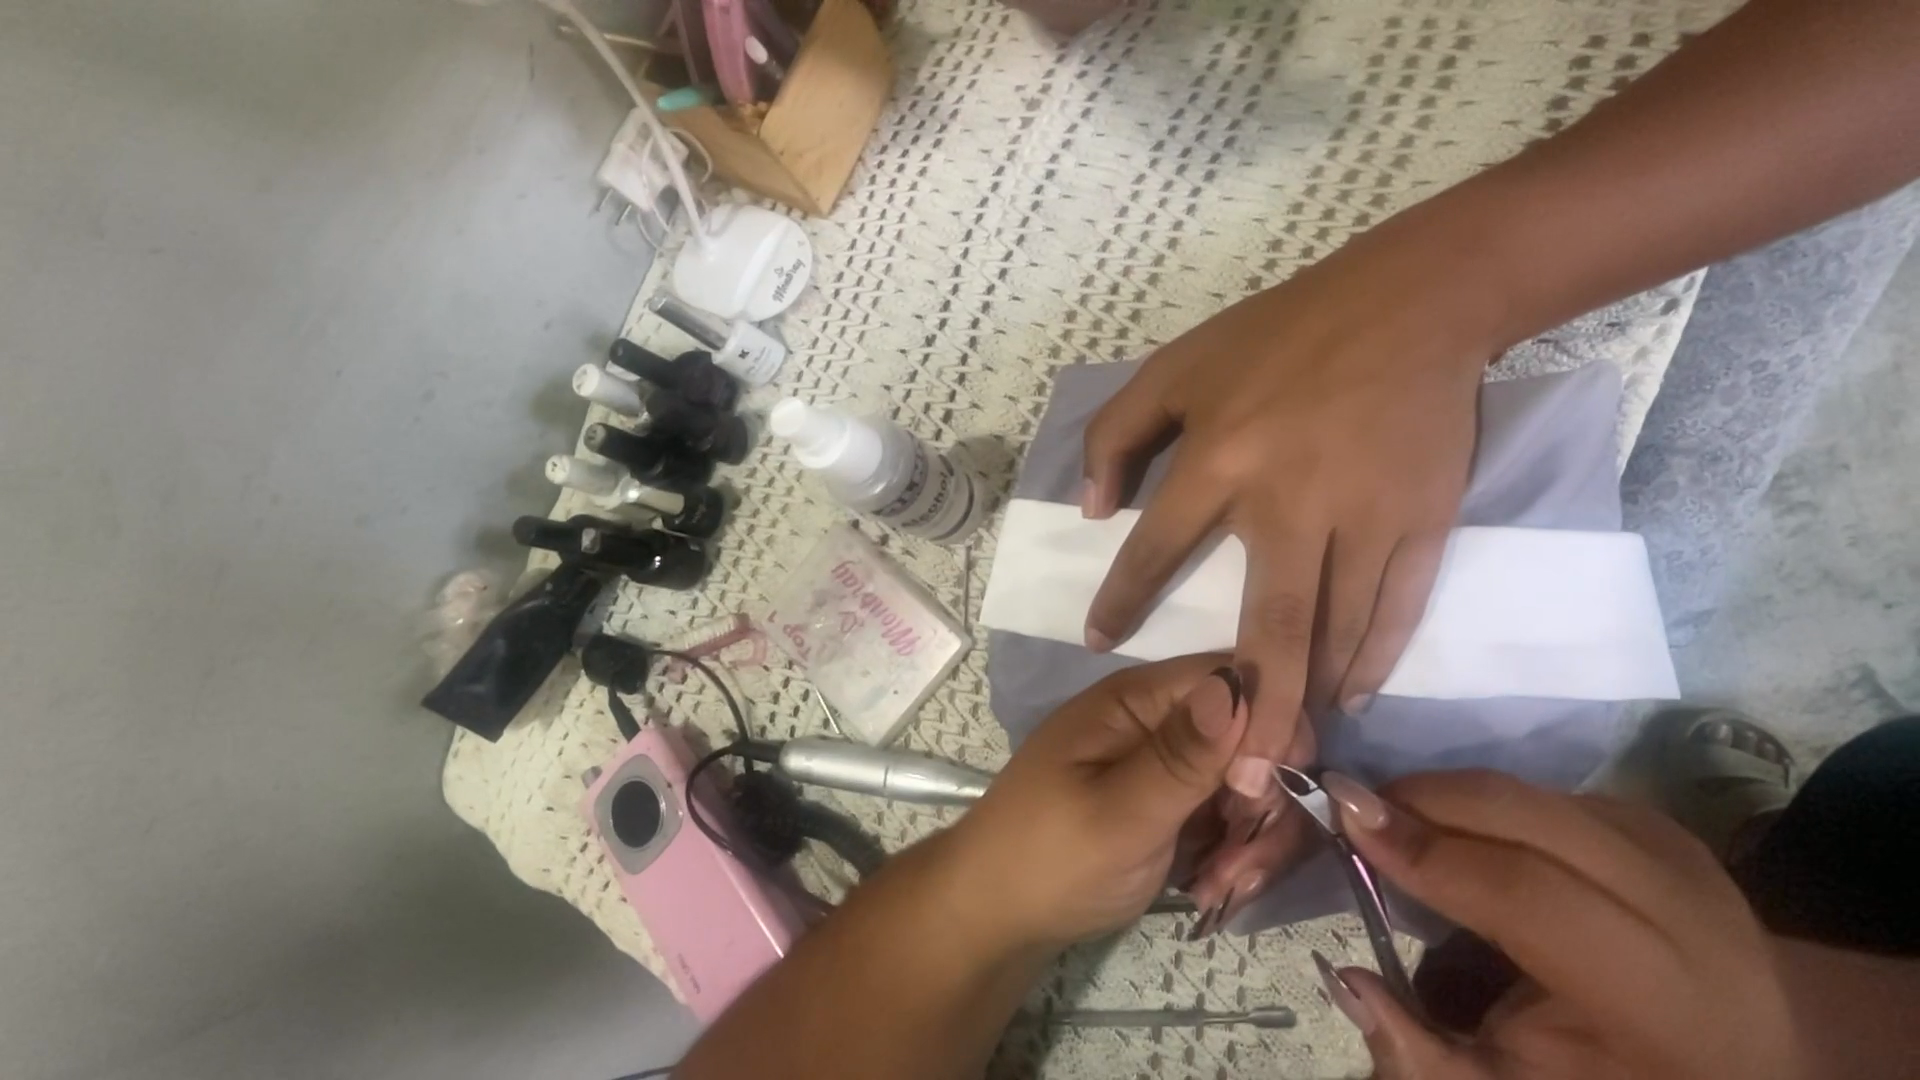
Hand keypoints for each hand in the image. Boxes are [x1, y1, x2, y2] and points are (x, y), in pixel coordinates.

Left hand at [940, 656, 1249, 949]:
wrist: (1001, 917)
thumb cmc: (1049, 860)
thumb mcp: (1117, 813)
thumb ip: (1181, 757)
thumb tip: (1235, 685)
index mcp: (1134, 702)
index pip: (1230, 677)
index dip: (1271, 724)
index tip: (1275, 789)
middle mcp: (1156, 723)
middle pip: (1253, 737)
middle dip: (1264, 802)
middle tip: (1242, 863)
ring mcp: (1167, 768)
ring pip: (1251, 784)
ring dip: (1251, 839)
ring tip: (1220, 885)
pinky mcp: (1174, 808)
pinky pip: (1231, 818)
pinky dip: (1234, 855)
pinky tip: (1210, 888)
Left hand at [1081, 216, 1503, 799]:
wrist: (1412, 301)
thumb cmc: (1278, 334)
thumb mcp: (1175, 365)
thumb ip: (1118, 433)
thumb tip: (1093, 509)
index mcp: (1219, 461)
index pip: (1155, 551)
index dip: (1122, 602)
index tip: (1097, 642)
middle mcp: (1287, 502)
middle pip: (1267, 626)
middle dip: (1251, 706)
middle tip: (1237, 773)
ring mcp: (1364, 517)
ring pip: (1337, 629)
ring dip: (1312, 695)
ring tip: (1290, 748)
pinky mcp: (1423, 521)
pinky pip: (1397, 606)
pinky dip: (1375, 656)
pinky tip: (1352, 693)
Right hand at [1317, 769, 1807, 1078]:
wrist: (1739, 1046)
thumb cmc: (1615, 1076)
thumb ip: (1426, 1057)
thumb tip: (1345, 978)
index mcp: (1662, 997)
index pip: (1525, 894)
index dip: (1428, 851)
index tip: (1345, 816)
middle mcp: (1680, 905)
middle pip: (1524, 815)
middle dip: (1424, 798)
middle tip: (1351, 804)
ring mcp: (1669, 848)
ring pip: (1524, 792)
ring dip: (1443, 794)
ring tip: (1390, 818)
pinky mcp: (1649, 819)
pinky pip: (1536, 791)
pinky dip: (1475, 799)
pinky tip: (1448, 826)